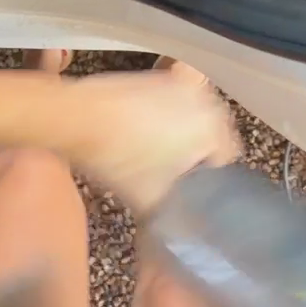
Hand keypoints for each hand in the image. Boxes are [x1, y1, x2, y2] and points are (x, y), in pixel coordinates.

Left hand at [47, 66, 240, 211]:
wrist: (79, 118)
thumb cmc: (118, 156)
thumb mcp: (152, 200)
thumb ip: (177, 217)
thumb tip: (184, 230)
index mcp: (212, 129)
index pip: (227, 158)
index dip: (208, 177)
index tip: (192, 186)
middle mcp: (203, 100)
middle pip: (212, 133)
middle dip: (197, 151)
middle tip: (175, 171)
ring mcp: (179, 82)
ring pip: (192, 116)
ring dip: (182, 131)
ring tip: (157, 152)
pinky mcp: (157, 76)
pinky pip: (172, 100)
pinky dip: (165, 113)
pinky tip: (143, 131)